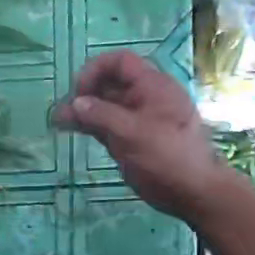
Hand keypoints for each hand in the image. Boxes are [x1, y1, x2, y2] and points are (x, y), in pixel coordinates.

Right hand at [53, 50, 241, 219]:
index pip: (119, 62)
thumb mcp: (130, 133)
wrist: (195, 193)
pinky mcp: (138, 140)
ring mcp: (143, 119)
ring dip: (85, 111)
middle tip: (62, 113)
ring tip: (59, 124)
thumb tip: (74, 103)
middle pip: (112, 84)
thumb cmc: (166, 157)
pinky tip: (74, 131)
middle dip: (85, 93)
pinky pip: (112, 125)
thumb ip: (100, 115)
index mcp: (153, 85)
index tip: (78, 93)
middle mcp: (147, 97)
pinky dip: (93, 126)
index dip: (95, 70)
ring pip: (109, 106)